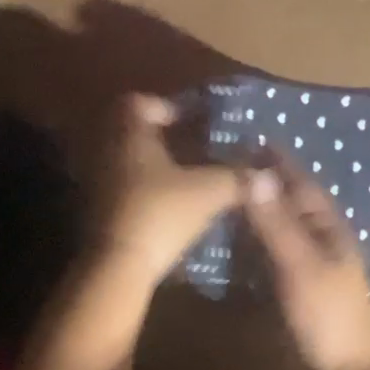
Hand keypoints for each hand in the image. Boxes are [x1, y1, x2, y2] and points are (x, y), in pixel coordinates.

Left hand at [89, 94, 243, 283]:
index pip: (142, 103)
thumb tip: (269, 177)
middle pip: (136, 136)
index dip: (168, 108)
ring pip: (130, 167)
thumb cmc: (160, 214)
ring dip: (155, 172)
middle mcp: (107, 151)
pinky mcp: (99, 216)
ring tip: (187, 183)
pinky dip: (144, 197)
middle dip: (164, 142)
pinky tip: (170, 211)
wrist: (118, 266)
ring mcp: (99, 185)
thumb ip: (237, 179)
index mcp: (128, 132)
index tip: (191, 120)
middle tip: (194, 151)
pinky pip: (125, 195)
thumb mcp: (207, 193)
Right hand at [242, 161, 369, 369]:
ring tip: (228, 193)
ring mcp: (313, 263)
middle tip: (228, 162)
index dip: (277, 160)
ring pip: (284, 226)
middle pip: (292, 201)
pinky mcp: (301, 285)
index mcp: (330, 227)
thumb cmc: (325, 315)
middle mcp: (323, 239)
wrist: (342, 367)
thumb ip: (277, 223)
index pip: (301, 182)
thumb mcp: (299, 265)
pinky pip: (277, 251)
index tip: (248, 136)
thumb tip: (256, 173)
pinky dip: (259, 239)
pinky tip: (240, 237)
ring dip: (261, 209)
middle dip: (265, 181)